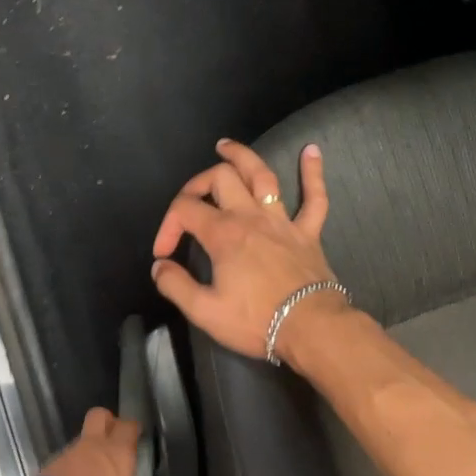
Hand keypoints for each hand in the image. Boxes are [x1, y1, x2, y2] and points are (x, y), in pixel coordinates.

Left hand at [38, 408, 165, 475]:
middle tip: (115, 443)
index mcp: (118, 456)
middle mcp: (90, 447)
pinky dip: (69, 471)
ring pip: (79, 441)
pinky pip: (62, 462)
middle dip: (107, 423)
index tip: (139, 437)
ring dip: (87, 453)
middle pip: (98, 416)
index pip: (128, 426)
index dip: (134, 428)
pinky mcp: (44, 470)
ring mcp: (64, 455)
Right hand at [150, 139, 342, 359]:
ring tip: (226, 147)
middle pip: (221, 178)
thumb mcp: (204, 311)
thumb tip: (160, 267)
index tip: (164, 254)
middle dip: (198, 182)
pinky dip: (313, 173)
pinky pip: (314, 197)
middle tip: (189, 196)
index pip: (184, 210)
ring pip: (262, 175)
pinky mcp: (308, 233)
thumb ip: (175, 285)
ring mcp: (282, 221)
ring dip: (242, 157)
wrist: (312, 329)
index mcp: (223, 233)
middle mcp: (251, 217)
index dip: (167, 227)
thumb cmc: (257, 320)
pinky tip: (312, 151)